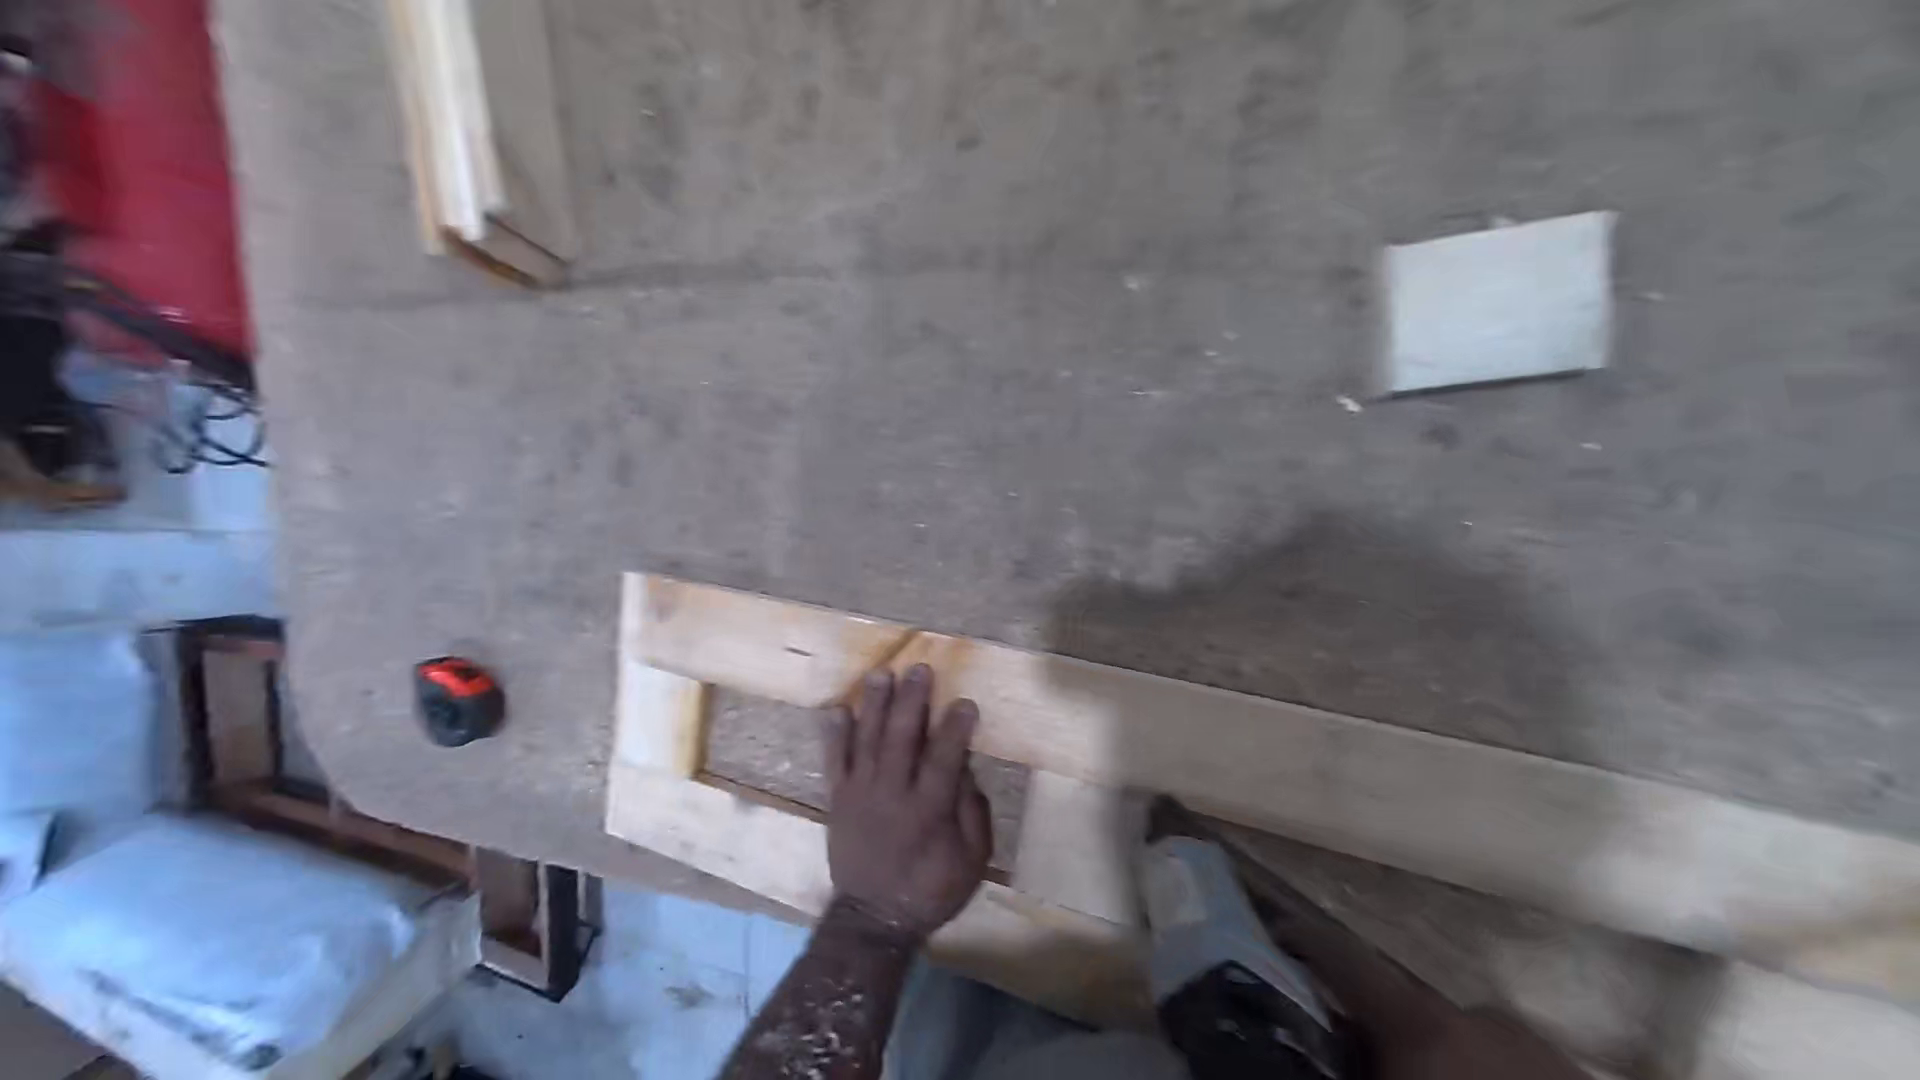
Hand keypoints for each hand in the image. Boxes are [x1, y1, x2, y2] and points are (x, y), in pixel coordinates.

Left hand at [823, 664, 991, 941]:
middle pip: (900, 739)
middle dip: (911, 701)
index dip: (954, 729)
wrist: (873, 918)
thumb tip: (965, 767)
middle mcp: (891, 795)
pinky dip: (834, 735)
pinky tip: (837, 708)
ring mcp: (859, 795)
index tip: (965, 702)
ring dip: (874, 706)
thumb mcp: (971, 859)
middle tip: (919, 669)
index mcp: (928, 812)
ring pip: (866, 741)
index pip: (943, 760)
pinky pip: (834, 761)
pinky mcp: (837, 799)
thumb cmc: (931, 889)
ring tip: (881, 674)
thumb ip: (972, 811)